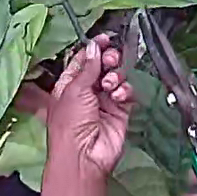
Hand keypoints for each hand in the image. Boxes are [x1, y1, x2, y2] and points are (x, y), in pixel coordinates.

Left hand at [14, 33, 134, 177]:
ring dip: (115, 76)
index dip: (93, 48)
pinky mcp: (120, 111)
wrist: (84, 156)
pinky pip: (127, 92)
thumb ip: (88, 67)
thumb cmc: (71, 122)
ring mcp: (105, 101)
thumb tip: (94, 46)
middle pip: (102, 66)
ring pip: (116, 77)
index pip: (83, 60)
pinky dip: (124, 91)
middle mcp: (87, 91)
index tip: (105, 38)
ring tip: (110, 85)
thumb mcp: (75, 89)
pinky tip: (118, 96)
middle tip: (110, 60)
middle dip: (108, 60)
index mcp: (69, 84)